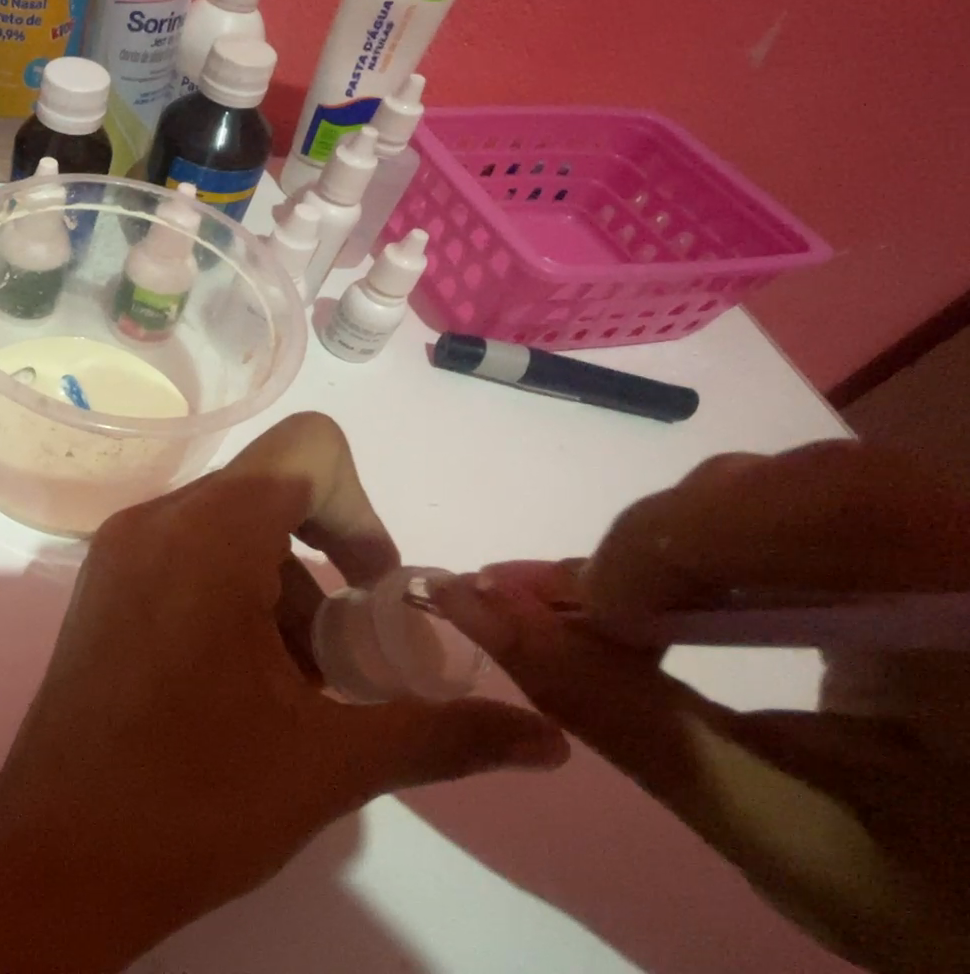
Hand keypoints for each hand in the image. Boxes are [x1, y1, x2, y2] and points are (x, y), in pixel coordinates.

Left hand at [0, 412, 569, 934]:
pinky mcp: (99, 591)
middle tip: (338, 667)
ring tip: (290, 696)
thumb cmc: (194, 799)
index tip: (373, 590)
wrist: (58, 856)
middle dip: (324, 575)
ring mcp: (115, 555)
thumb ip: (442, 732)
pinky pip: (183, 561)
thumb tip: (548, 740)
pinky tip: (240, 689)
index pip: (306, 451)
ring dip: (279, 599)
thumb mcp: (330, 761)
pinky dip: (230, 601)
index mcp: (205, 535)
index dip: (358, 509)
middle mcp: (152, 523)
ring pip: (226, 535)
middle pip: (269, 500)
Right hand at [436, 442, 969, 971]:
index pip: (827, 504)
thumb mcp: (771, 826)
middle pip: (782, 484)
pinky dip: (696, 558)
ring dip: (664, 551)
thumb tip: (464, 602)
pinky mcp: (927, 550)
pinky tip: (653, 609)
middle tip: (578, 624)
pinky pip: (785, 514)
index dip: (679, 541)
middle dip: (653, 549)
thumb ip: (614, 709)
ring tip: (603, 621)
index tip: (600, 626)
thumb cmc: (934, 901)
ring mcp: (955, 542)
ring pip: (769, 488)